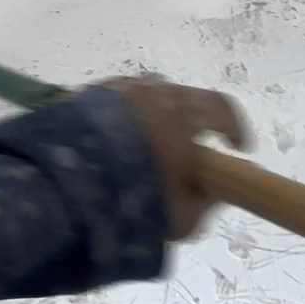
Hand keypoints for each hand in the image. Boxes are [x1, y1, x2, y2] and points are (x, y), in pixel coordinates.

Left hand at [96, 77, 250, 239]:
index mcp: (182, 114)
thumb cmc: (134, 198)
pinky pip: (124, 98)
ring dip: (163, 114)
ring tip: (156, 144)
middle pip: (186, 97)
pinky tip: (124, 139)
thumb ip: (206, 199)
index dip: (234, 126)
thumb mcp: (182, 216)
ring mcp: (121, 87)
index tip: (237, 148)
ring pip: (153, 94)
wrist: (67, 182)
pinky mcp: (93, 92)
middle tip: (195, 149)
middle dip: (198, 121)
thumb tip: (214, 188)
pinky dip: (133, 113)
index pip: (222, 107)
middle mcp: (154, 91)